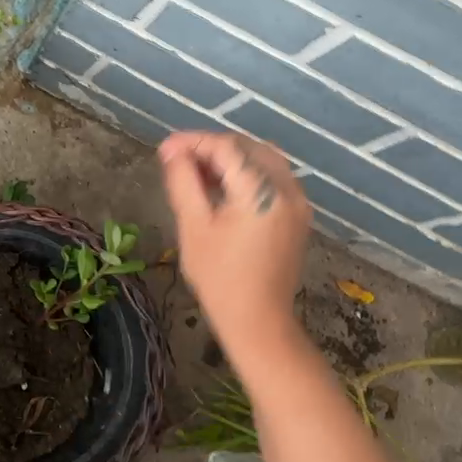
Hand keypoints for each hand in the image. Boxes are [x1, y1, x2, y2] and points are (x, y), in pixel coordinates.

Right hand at [159, 132, 311, 355]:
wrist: (257, 320)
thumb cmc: (219, 277)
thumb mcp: (193, 226)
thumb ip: (183, 182)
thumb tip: (172, 152)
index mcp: (262, 192)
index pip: (226, 147)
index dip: (192, 142)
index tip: (164, 150)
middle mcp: (288, 189)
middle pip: (248, 147)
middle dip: (211, 147)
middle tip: (177, 160)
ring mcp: (298, 202)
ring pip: (263, 159)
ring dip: (229, 158)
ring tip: (197, 172)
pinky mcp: (297, 215)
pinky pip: (272, 177)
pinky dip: (246, 172)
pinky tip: (222, 187)